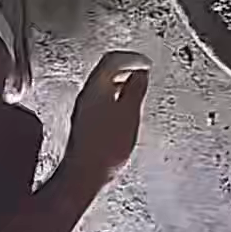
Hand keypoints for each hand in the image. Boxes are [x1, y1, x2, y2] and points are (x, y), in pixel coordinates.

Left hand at [62, 50, 151, 183]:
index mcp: (97, 86)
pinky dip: (115, 94)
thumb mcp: (130, 114)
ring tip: (138, 87)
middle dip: (126, 66)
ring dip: (121, 81)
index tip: (146, 63)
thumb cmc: (105, 148)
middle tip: (143, 71)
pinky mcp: (85, 119)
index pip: (113, 59)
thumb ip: (136, 90)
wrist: (84, 173)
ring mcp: (84, 106)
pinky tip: (124, 107)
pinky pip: (102, 96)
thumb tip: (141, 74)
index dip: (133, 58)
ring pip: (103, 83)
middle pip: (106, 68)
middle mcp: (87, 93)